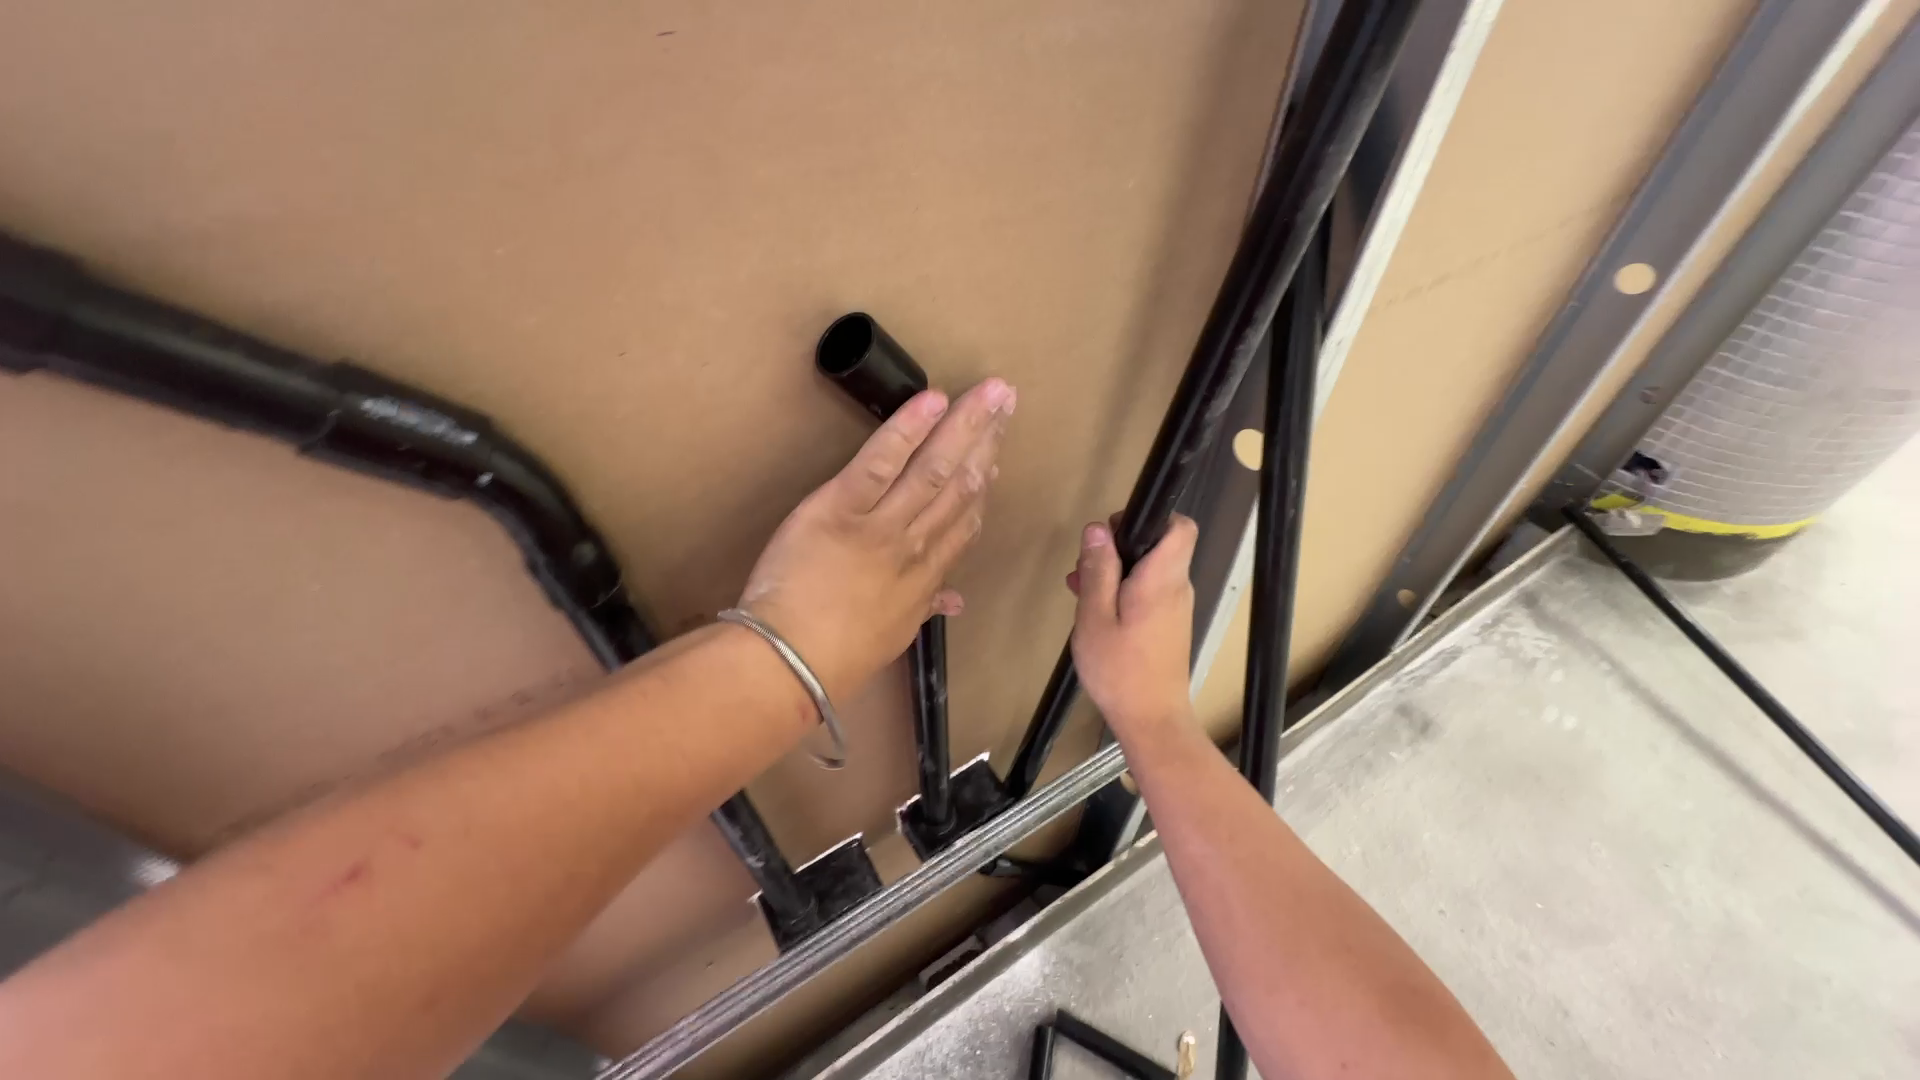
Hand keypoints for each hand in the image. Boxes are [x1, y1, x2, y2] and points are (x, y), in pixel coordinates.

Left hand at [740, 378, 1014, 699]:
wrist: (791, 661)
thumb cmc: (836, 657)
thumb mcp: (893, 636)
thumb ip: (925, 607)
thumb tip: (955, 601)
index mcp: (925, 578)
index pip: (964, 522)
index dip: (983, 485)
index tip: (995, 457)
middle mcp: (914, 545)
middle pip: (959, 486)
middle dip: (985, 441)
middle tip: (1005, 403)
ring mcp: (880, 524)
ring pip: (933, 468)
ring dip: (965, 426)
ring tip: (990, 393)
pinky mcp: (841, 507)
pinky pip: (881, 461)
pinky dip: (908, 429)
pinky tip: (934, 400)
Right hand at [1068, 513, 1197, 735]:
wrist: (1151, 720)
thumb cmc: (1120, 670)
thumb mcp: (1095, 617)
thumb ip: (1098, 571)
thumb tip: (1098, 529)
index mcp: (1162, 580)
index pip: (1180, 526)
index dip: (1149, 518)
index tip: (1115, 533)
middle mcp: (1176, 588)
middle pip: (1158, 546)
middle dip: (1120, 548)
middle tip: (1086, 569)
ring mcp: (1175, 608)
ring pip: (1147, 571)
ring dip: (1115, 573)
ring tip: (1081, 591)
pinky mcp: (1168, 626)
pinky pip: (1147, 594)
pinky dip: (1121, 593)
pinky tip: (1094, 613)